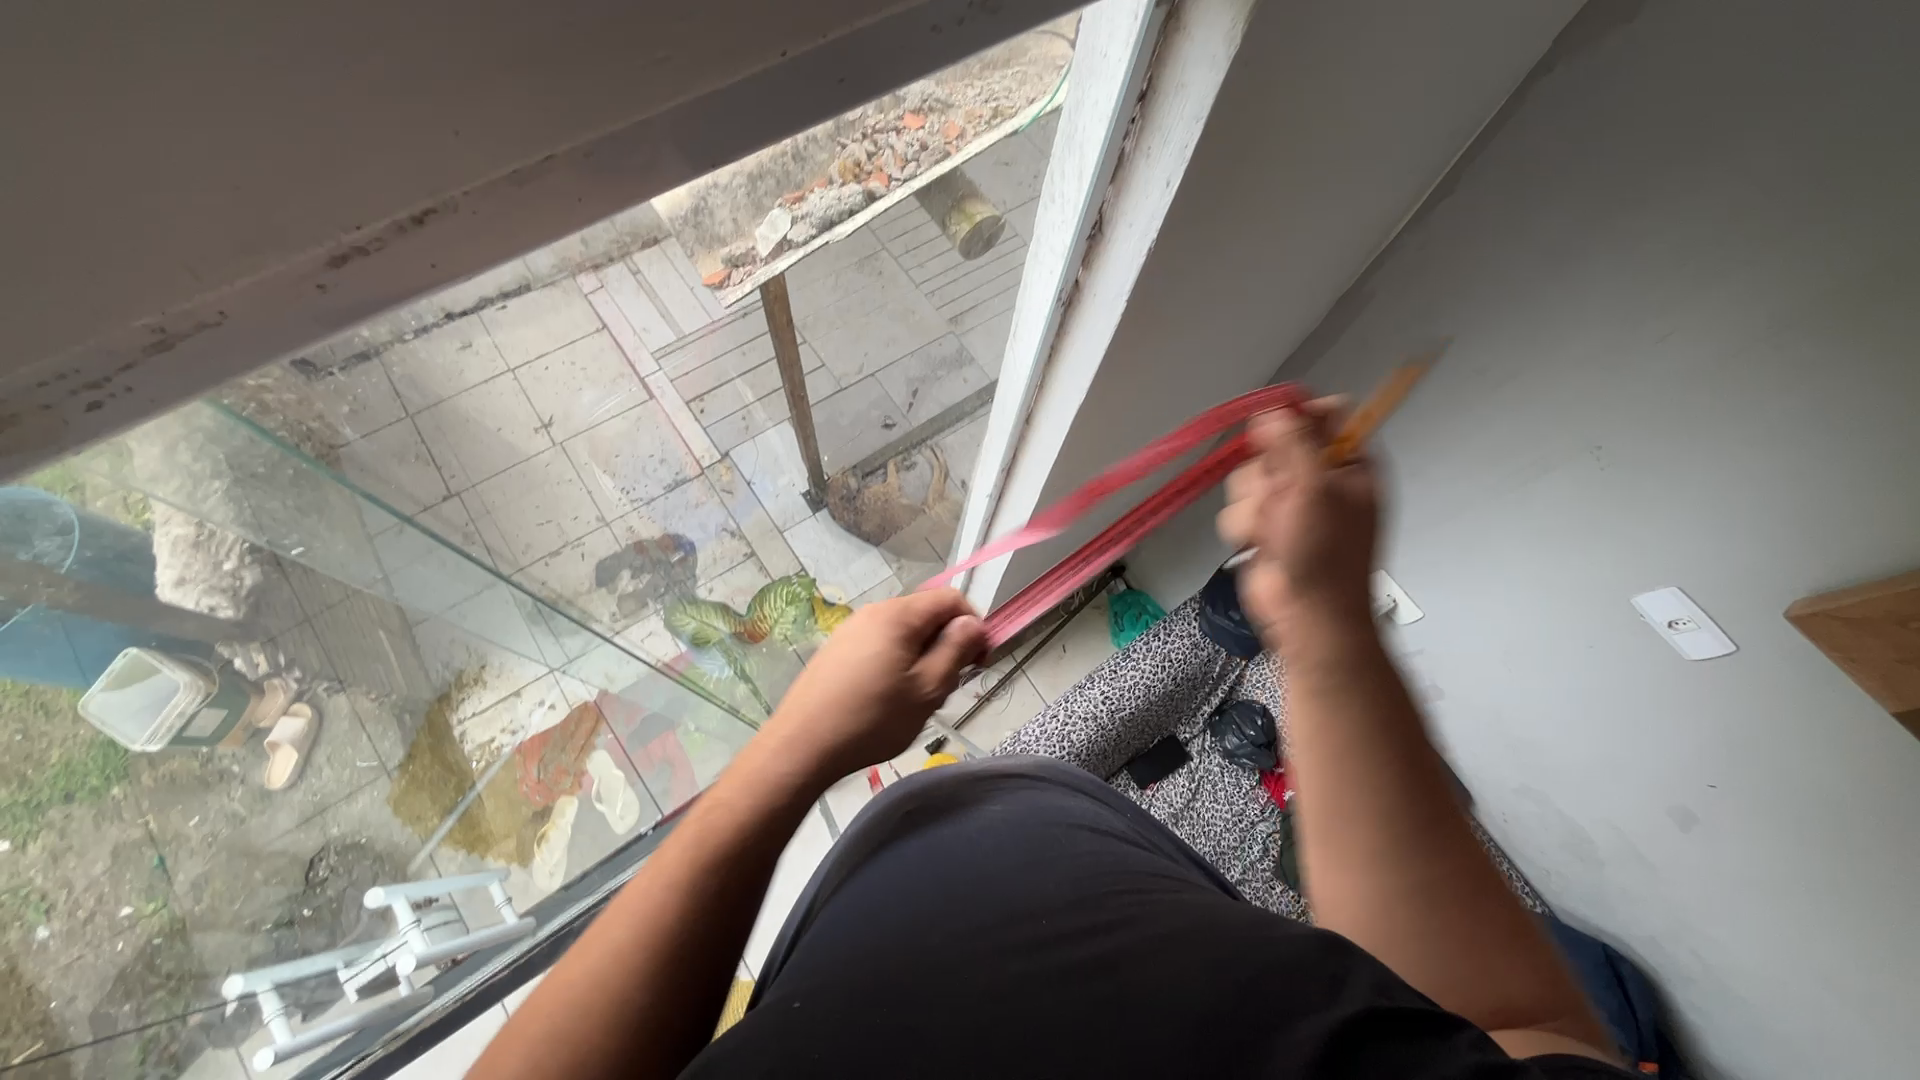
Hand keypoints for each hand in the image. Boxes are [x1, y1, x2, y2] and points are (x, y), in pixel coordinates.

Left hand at [757, 588, 988, 783]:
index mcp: (899, 615)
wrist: (802, 745)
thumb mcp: (928, 689)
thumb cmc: (873, 719)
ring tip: (916, 699)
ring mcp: (851, 629)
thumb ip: (956, 649)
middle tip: (945, 688)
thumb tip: (972, 623)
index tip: (977, 664)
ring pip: (904, 633)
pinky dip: (896, 663)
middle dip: (946, 644)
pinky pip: (880, 645)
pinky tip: (886, 699)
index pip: (951, 599)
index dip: (973, 626)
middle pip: (926, 614)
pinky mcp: (836, 650)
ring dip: (922, 657)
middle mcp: (874, 611)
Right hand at [1216, 398, 1379, 637]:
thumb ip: (1295, 441)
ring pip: (1247, 479)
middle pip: (1273, 445)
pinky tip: (1259, 543)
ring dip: (1253, 506)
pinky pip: (1236, 509)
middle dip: (1267, 473)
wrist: (1307, 615)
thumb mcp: (1316, 487)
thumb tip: (1275, 410)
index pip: (1322, 414)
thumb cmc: (1326, 556)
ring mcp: (1288, 505)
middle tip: (1282, 496)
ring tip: (1272, 530)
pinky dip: (1243, 527)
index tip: (1274, 430)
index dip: (1295, 417)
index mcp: (1349, 464)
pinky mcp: (1262, 527)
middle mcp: (1319, 479)